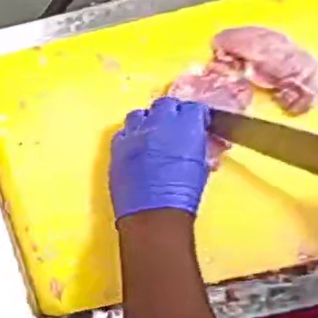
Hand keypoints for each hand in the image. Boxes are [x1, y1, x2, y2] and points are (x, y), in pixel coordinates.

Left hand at [110, 97, 212, 219]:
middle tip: (173, 127)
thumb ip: (197, 142)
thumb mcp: (201, 161)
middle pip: (163, 105)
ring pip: (138, 115)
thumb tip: (195, 139)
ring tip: (152, 134)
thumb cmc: (183, 192)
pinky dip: (129, 136)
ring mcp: (133, 137)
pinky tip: (135, 147)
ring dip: (146, 120)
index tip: (195, 124)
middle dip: (170, 112)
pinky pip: (121, 134)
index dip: (193, 115)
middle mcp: (157, 125)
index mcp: (186, 126)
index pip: (191, 107)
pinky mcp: (115, 150)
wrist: (153, 212)